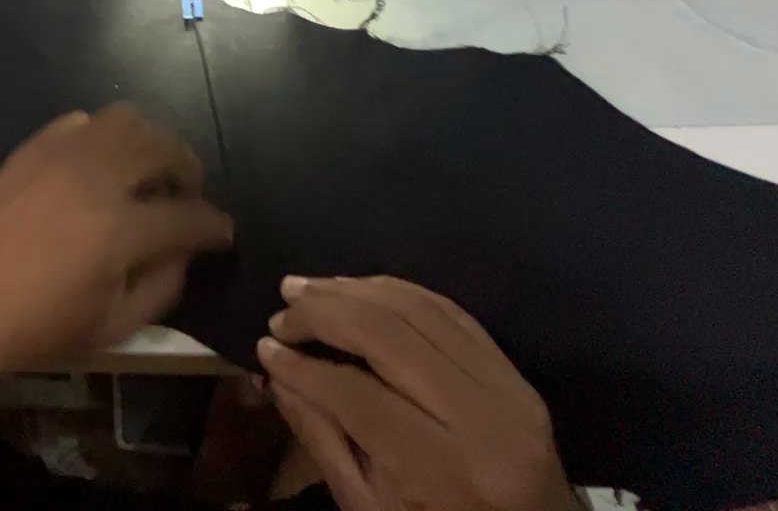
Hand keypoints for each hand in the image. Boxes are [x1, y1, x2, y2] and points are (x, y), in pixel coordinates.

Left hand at [0, 104, 232, 370]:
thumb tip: (183, 253)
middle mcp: (99, 176)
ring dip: (149, 142)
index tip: (223, 232)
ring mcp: (63, 153)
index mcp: (123, 228)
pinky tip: (98, 165)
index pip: (191, 215)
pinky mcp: (33, 146)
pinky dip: (103, 136)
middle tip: (188, 196)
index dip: (216, 225)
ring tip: (146, 173)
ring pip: (127, 119)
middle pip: (165, 147)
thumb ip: (162, 286)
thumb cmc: (37, 326)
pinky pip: (82, 120)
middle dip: (190, 169)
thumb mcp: (113, 328)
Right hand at [258, 277, 577, 510]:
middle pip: (387, 334)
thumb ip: (321, 437)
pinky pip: (446, 309)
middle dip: (321, 314)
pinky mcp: (514, 371)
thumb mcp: (369, 510)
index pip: (357, 393)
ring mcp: (509, 388)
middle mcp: (486, 419)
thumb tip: (275, 371)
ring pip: (414, 308)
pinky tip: (354, 290)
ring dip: (349, 289)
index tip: (263, 348)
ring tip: (303, 289)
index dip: (302, 366)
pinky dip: (392, 290)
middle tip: (280, 313)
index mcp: (449, 471)